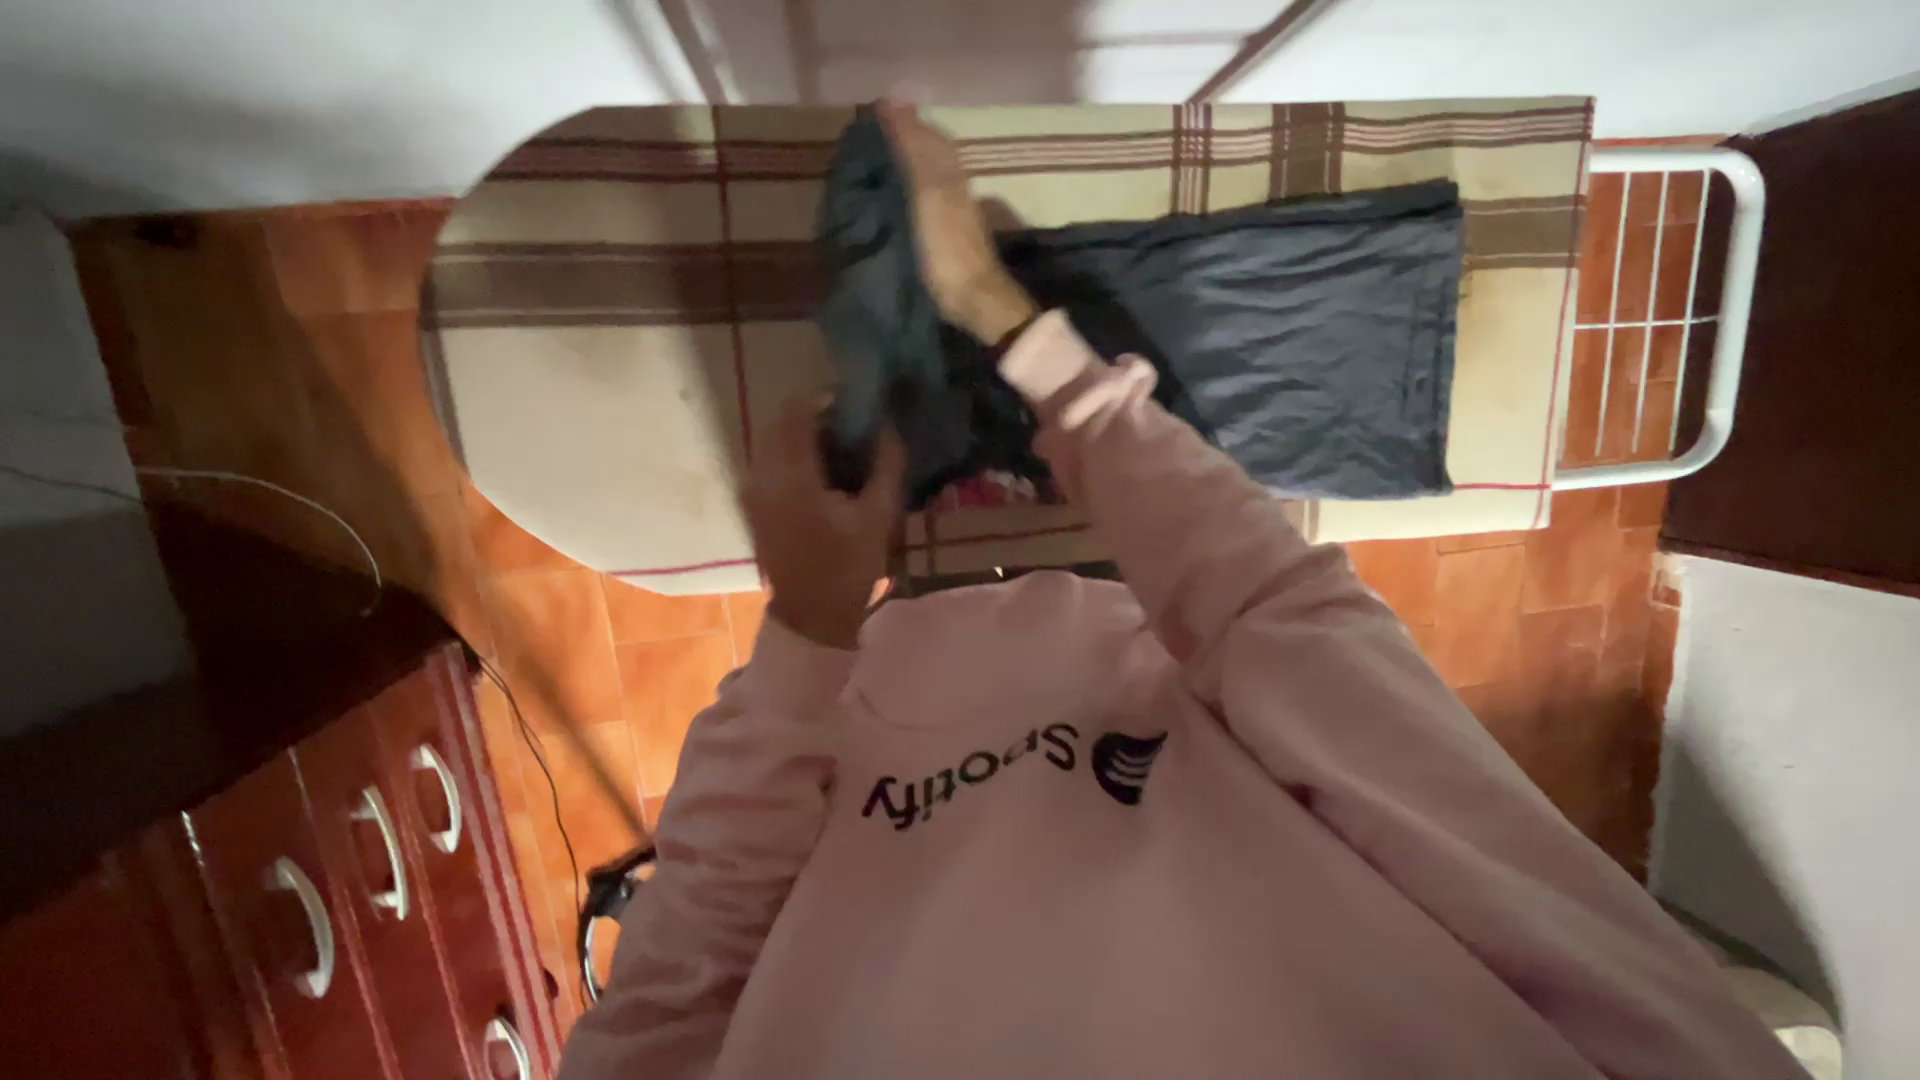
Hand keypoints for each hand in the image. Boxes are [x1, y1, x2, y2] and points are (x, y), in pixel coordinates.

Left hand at [742, 397, 904, 649]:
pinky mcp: (751, 504)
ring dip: (803, 435)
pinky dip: (793, 455)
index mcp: (792, 477)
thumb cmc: (849, 569)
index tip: (856, 403)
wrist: (811, 618)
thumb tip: (889, 426)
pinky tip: (822, 472)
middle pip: (782, 422)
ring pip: (773, 440)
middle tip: (852, 425)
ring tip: (840, 448)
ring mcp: (751, 491)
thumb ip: (886, 464)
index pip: (798, 411)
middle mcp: (762, 476)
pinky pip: (769, 461)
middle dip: (816, 415)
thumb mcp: (879, 517)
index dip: (826, 397)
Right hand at [877, 98, 1038, 344]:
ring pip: (933, 181)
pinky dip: (916, 196)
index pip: (927, 138)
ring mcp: (957, 218)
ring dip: (911, 169)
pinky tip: (906, 204)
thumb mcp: (928, 193)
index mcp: (949, 175)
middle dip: (907, 144)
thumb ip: (913, 150)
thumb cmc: (948, 249)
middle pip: (933, 157)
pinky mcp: (953, 243)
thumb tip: (895, 99)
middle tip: (875, 140)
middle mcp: (957, 190)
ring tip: (885, 168)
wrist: (976, 301)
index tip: (873, 118)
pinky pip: (932, 206)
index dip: (903, 124)